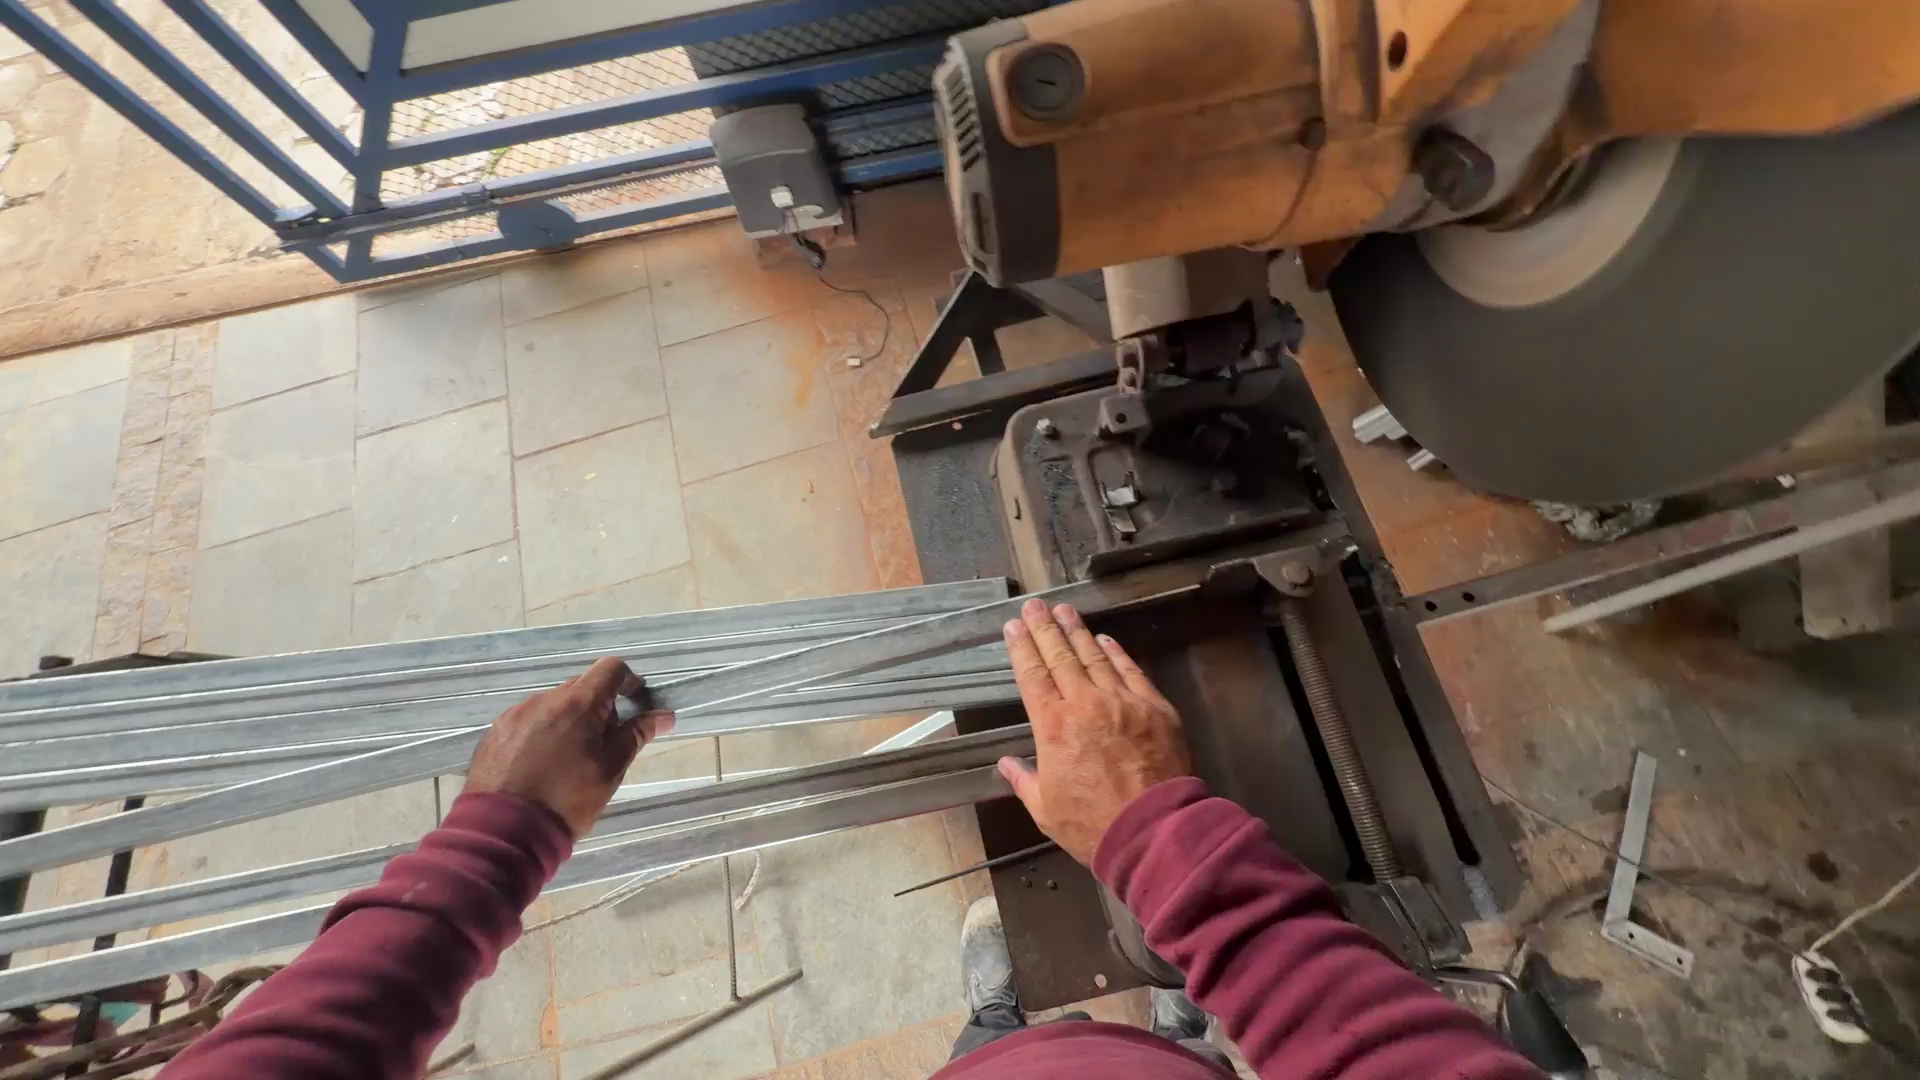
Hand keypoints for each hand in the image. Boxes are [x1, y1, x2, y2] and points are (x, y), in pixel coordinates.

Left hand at [466, 657, 674, 837]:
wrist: (500, 836)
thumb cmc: (566, 802)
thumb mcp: (611, 769)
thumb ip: (636, 735)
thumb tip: (665, 716)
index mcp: (577, 705)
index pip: (610, 669)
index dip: (628, 681)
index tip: (634, 703)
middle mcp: (544, 700)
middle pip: (582, 685)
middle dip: (600, 705)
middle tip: (605, 740)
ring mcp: (515, 715)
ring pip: (555, 702)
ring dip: (571, 717)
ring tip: (570, 756)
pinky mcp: (495, 732)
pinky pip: (530, 718)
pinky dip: (545, 729)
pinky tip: (543, 762)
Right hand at [996, 599, 1191, 864]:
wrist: (1154, 831)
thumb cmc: (1093, 824)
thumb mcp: (1045, 809)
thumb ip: (1024, 781)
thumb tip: (1005, 764)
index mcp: (1052, 725)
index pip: (1032, 675)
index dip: (1022, 648)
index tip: (1014, 627)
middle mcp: (1084, 703)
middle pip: (1060, 656)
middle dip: (1044, 628)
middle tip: (1034, 605)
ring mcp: (1122, 700)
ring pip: (1093, 656)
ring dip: (1076, 631)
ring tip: (1064, 611)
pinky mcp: (1154, 706)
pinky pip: (1130, 670)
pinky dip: (1115, 652)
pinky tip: (1104, 639)